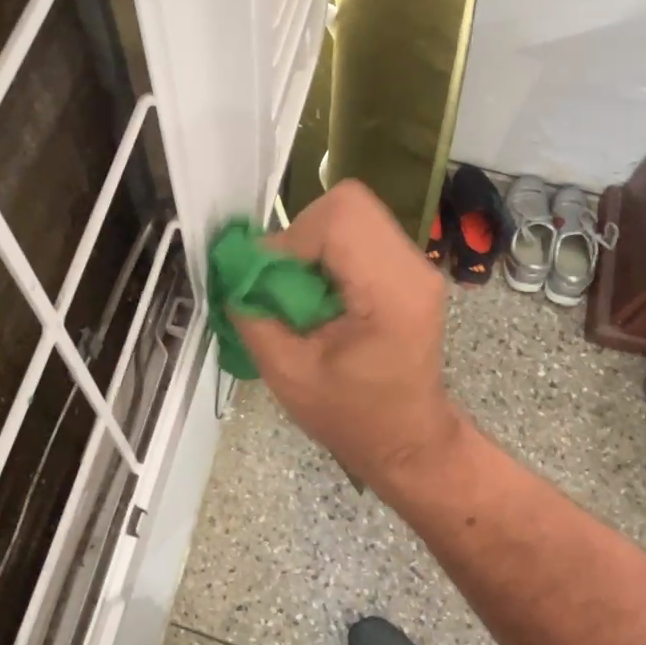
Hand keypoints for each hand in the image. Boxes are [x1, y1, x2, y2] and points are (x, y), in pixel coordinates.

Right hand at [233, 180, 461, 483]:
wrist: (409, 441)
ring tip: (300, 289)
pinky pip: (358, 231)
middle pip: (347, 203)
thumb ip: (254, 317)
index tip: (268, 282)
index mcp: (392, 293)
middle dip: (300, 233)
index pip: (338, 220)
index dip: (290, 240)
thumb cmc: (354, 417)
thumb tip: (230, 275)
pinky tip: (319, 292)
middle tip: (283, 280)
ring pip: (351, 212)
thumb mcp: (288, 375)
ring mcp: (415, 263)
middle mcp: (412, 266)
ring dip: (312, 241)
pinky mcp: (406, 267)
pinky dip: (326, 249)